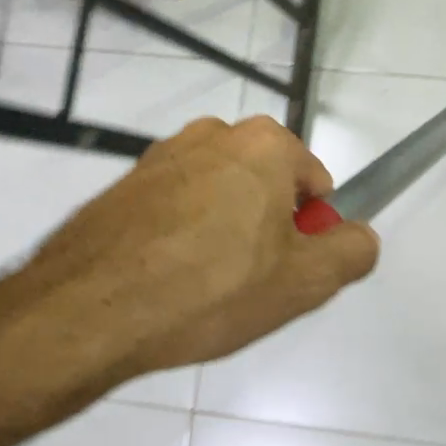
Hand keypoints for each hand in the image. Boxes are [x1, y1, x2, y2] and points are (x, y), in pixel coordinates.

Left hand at [6, 116, 379, 384]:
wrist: (86, 311)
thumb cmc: (210, 290)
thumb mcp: (303, 284)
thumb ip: (351, 252)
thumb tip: (359, 236)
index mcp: (266, 144)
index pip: (314, 186)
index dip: (307, 235)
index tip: (281, 273)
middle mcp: (216, 134)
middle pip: (267, 186)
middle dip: (265, 230)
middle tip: (244, 286)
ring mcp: (164, 154)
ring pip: (220, 196)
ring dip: (222, 232)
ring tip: (200, 288)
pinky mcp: (125, 182)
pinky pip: (176, 207)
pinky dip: (179, 236)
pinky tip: (164, 281)